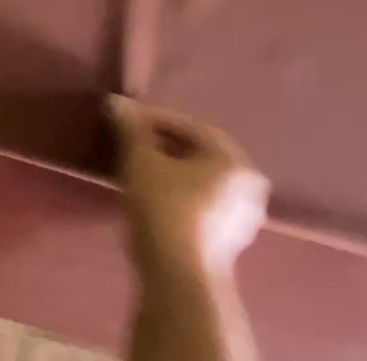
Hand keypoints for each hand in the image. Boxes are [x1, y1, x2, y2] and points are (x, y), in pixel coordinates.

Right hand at [108, 95, 268, 277]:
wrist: (177, 266)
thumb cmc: (162, 203)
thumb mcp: (140, 158)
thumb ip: (130, 127)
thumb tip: (116, 100)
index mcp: (235, 162)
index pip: (193, 126)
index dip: (155, 117)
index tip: (124, 117)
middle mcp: (250, 184)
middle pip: (202, 149)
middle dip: (165, 139)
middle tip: (131, 136)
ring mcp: (245, 211)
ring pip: (204, 174)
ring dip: (173, 161)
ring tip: (139, 160)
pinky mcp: (232, 231)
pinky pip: (205, 195)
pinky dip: (181, 183)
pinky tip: (155, 187)